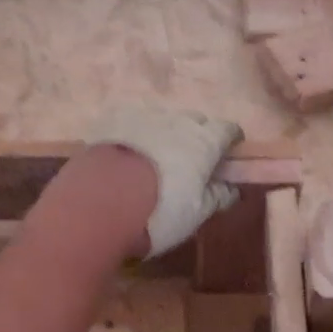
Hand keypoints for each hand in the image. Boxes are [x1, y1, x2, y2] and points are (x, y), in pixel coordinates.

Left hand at [83, 107, 241, 257]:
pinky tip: (127, 154)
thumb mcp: (196, 214)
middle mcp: (177, 121)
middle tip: (190, 160)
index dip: (229, 140)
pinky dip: (134, 135)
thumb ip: (216, 197)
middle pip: (195, 121)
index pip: (227, 129)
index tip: (228, 153)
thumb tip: (231, 189)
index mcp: (205, 141)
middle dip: (197, 135)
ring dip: (164, 134)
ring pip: (162, 120)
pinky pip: (131, 123)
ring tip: (155, 158)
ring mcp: (142, 117)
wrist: (101, 200)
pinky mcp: (111, 121)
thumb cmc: (160, 210)